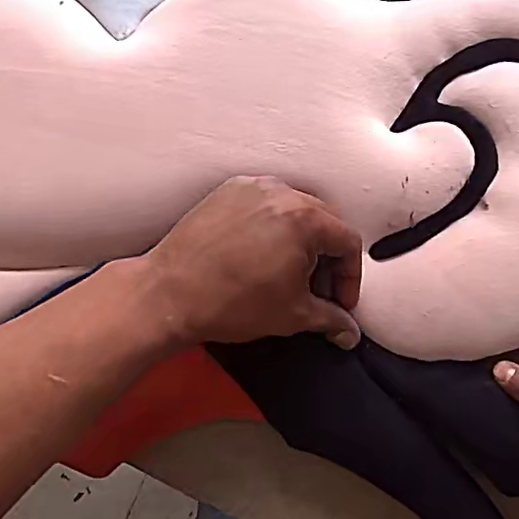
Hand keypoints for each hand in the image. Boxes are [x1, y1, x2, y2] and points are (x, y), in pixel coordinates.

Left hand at [137, 176, 363, 348]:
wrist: (169, 295)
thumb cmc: (224, 301)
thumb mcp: (292, 316)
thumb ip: (330, 320)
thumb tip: (345, 329)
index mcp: (304, 219)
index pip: (347, 242)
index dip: (350, 278)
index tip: (339, 300)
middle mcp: (280, 194)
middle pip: (324, 222)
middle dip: (327, 259)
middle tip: (318, 290)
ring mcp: (251, 189)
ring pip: (294, 209)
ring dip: (301, 240)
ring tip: (288, 273)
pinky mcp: (228, 192)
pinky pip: (264, 204)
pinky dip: (271, 226)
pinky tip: (261, 255)